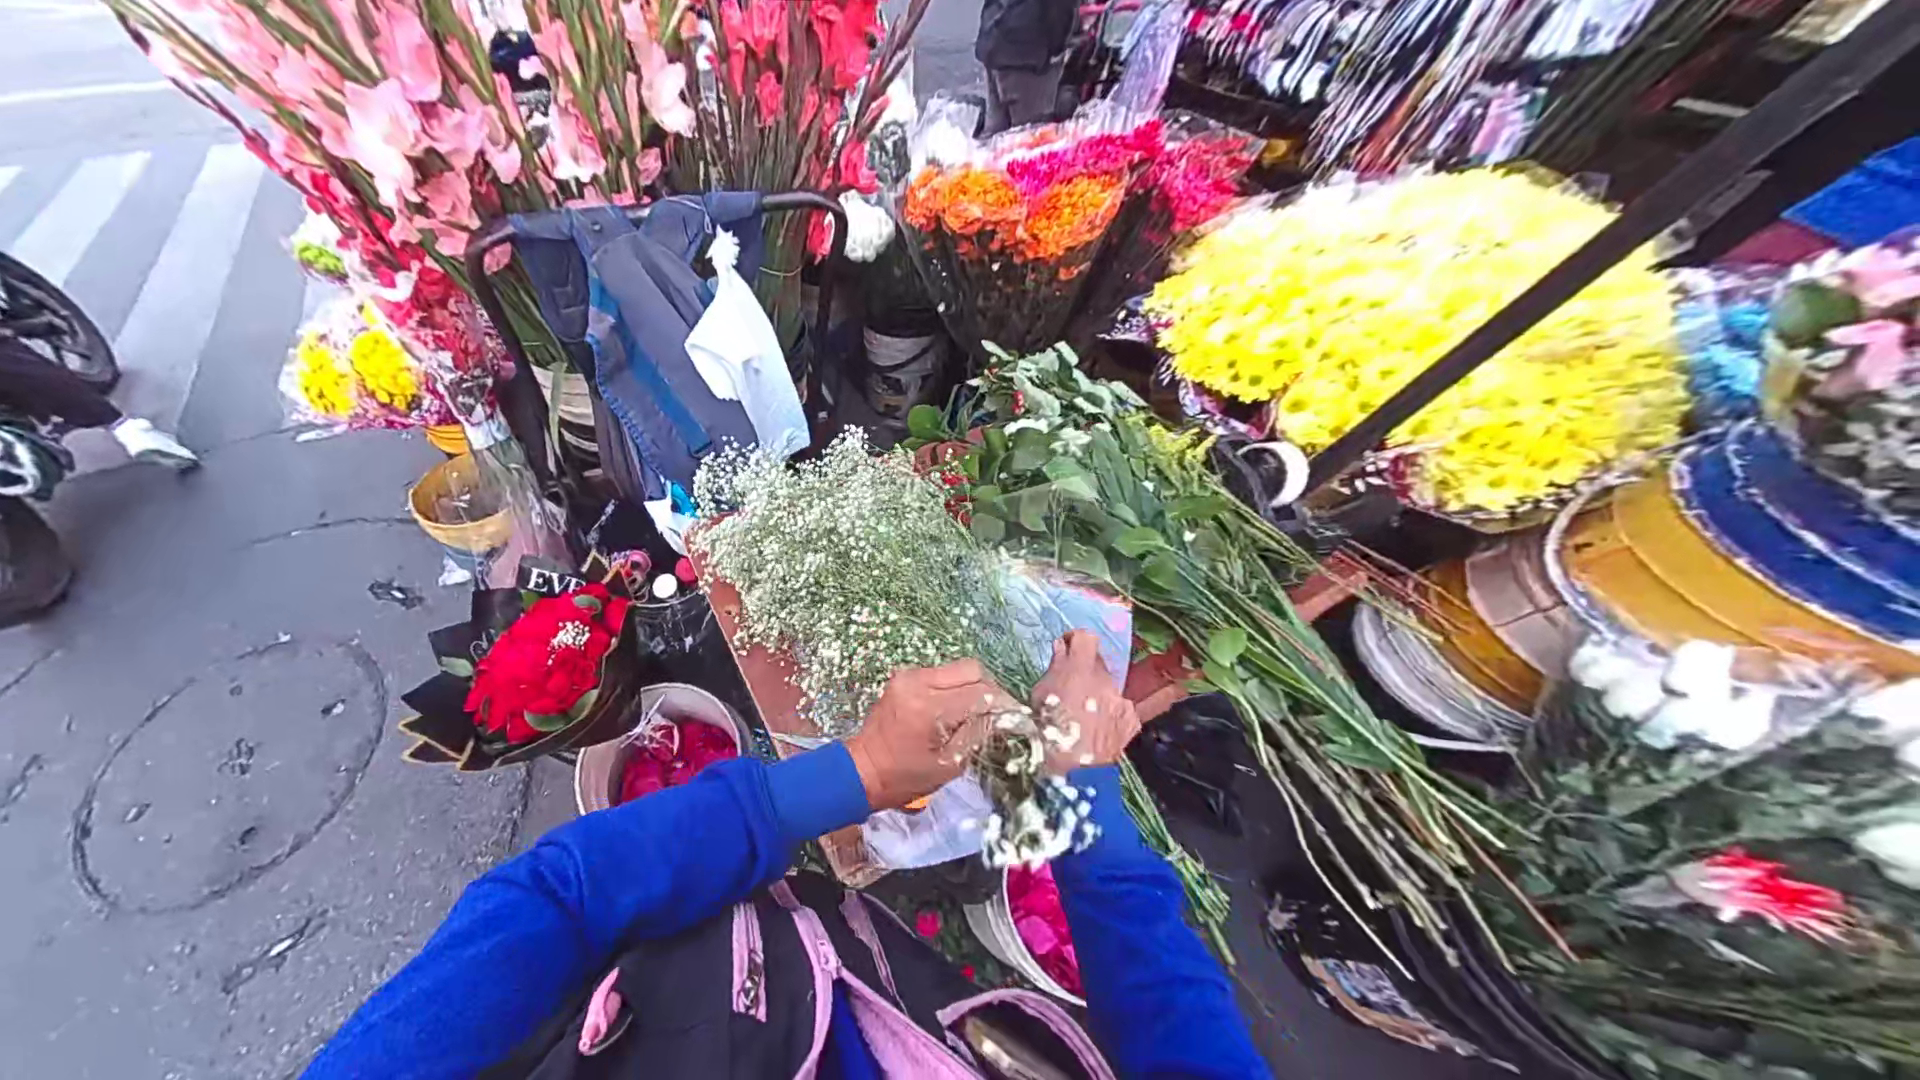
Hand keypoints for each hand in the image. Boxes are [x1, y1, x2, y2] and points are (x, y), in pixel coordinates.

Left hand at [846, 660, 1014, 810]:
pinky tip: (955, 709)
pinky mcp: (905, 676)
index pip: (981, 693)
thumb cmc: (905, 777)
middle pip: (972, 670)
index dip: (1003, 705)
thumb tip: (1006, 718)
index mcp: (928, 707)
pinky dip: (956, 688)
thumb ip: (980, 735)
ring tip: (976, 714)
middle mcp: (918, 681)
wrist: (862, 771)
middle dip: (990, 691)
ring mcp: (909, 675)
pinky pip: (943, 674)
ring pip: (958, 669)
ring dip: (973, 687)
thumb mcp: (950, 764)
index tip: (1016, 719)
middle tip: (997, 715)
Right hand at [1030, 630, 1140, 773]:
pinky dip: (1112, 712)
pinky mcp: (1131, 720)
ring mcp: (1121, 700)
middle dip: (1085, 669)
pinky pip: (1121, 707)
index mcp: (1080, 668)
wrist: (1072, 772)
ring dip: (1098, 692)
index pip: (1086, 637)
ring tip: (1085, 713)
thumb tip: (1062, 648)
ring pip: (1110, 686)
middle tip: (1072, 685)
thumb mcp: (1040, 694)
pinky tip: (1100, 727)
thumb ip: (1055, 667)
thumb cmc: (1046, 731)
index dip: (1076, 639)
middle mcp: (1105, 679)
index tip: (1069, 647)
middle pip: (1098, 662)